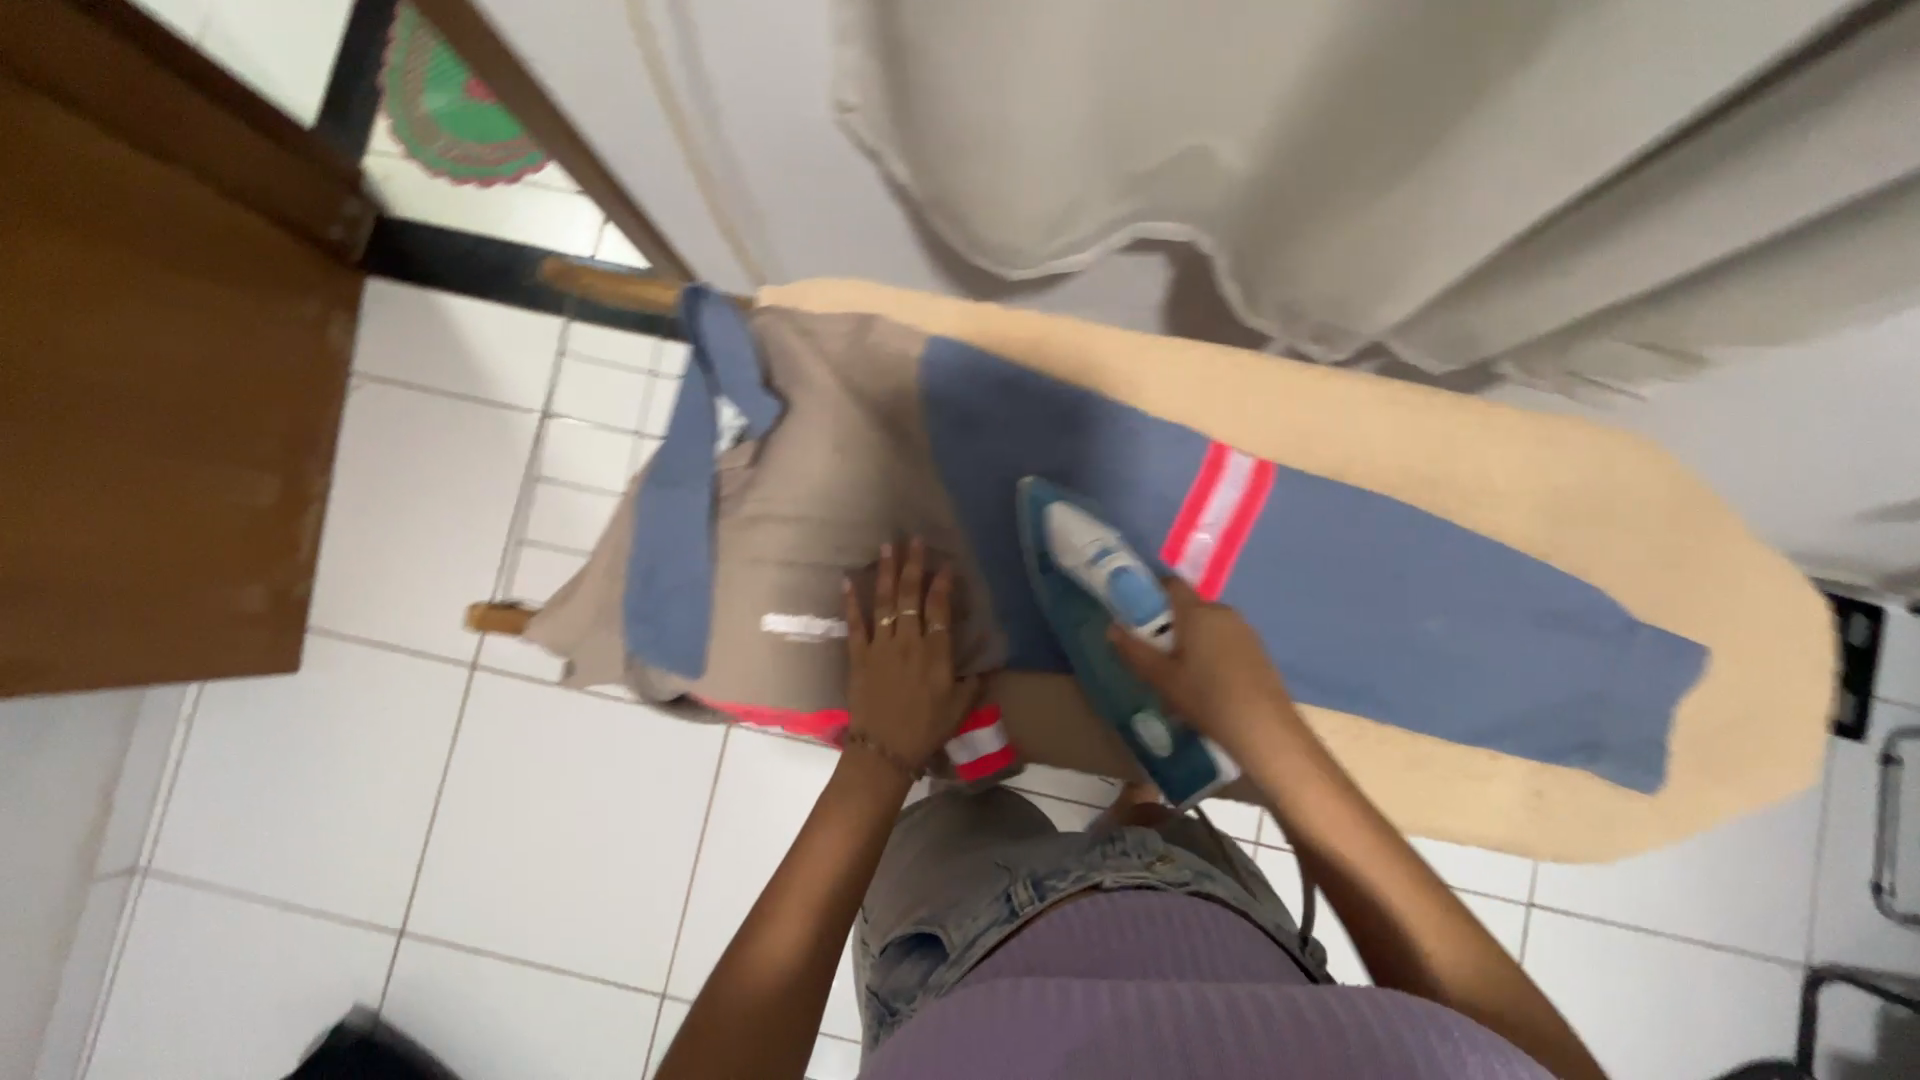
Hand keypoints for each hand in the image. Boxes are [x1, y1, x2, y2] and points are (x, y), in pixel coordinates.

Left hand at [843, 538, 977, 772]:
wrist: (885, 750)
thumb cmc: (926, 729)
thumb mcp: (960, 707)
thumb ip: (973, 680)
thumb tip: (988, 660)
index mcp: (936, 652)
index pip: (940, 608)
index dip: (943, 584)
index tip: (946, 564)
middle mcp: (908, 642)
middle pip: (911, 596)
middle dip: (914, 565)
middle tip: (914, 539)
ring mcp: (880, 646)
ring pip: (884, 602)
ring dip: (885, 572)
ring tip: (886, 547)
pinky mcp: (858, 656)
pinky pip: (855, 624)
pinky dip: (851, 601)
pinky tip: (848, 580)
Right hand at [1109, 577, 1297, 753]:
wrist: (1262, 727)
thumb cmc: (1205, 697)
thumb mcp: (1161, 678)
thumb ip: (1134, 650)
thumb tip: (1111, 628)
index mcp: (1197, 612)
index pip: (1172, 584)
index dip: (1153, 592)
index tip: (1139, 615)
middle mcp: (1223, 612)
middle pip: (1189, 609)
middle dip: (1171, 626)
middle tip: (1157, 657)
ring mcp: (1244, 630)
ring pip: (1208, 627)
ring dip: (1192, 642)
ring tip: (1181, 677)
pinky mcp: (1258, 649)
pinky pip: (1226, 641)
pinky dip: (1212, 653)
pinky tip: (1208, 685)